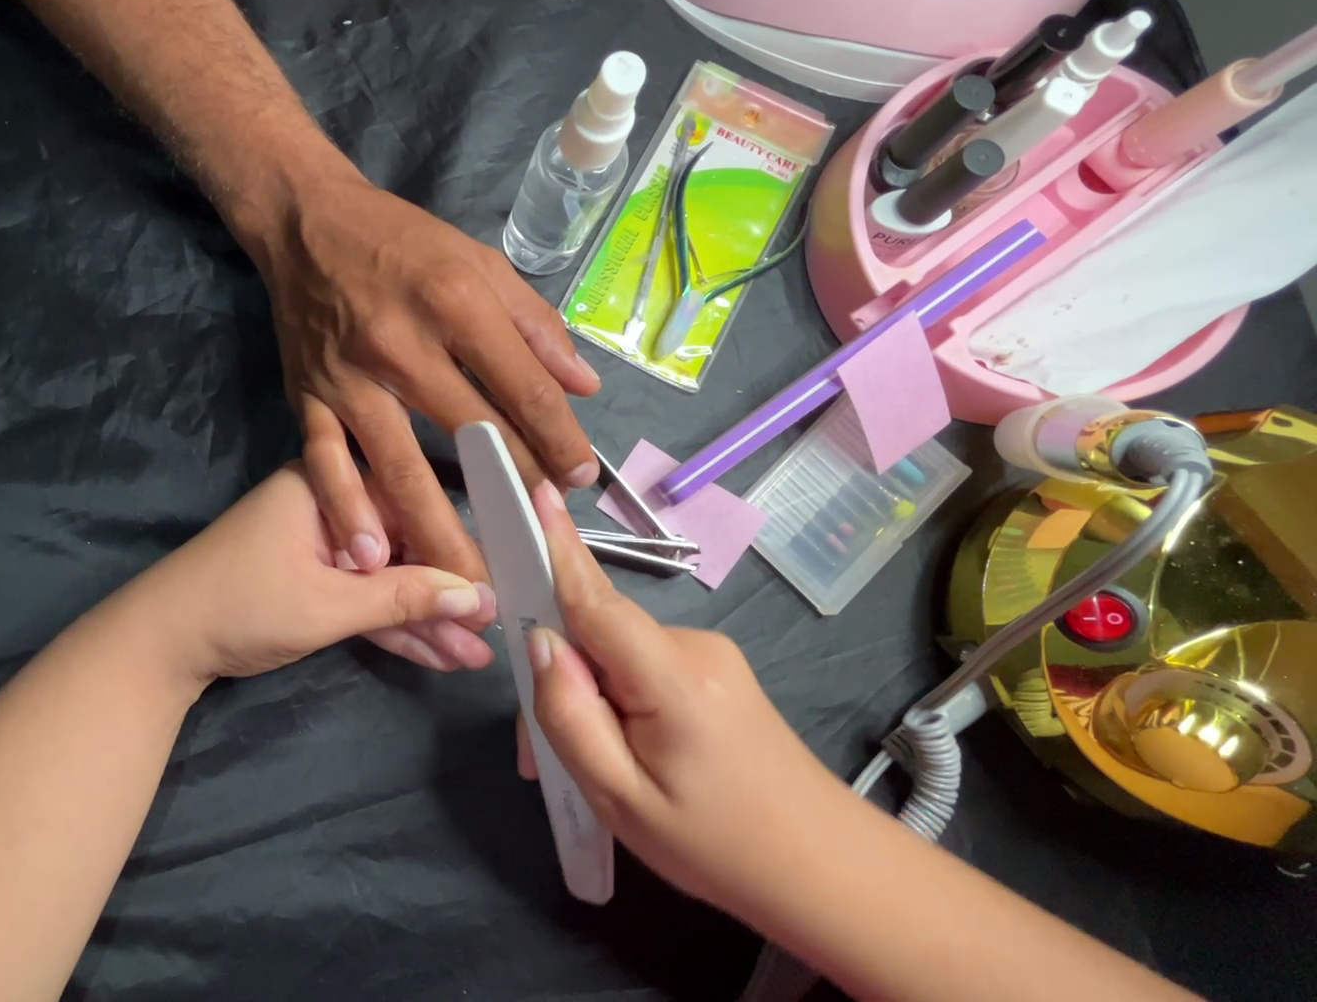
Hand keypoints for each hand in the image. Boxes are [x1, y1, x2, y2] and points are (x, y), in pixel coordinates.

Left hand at [132, 465, 497, 685]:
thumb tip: (479, 598)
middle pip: (404, 547)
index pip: (411, 504)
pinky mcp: (314, 583)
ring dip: (425, 620)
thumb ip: (402, 599)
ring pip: (387, 582)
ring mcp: (323, 548)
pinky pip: (364, 601)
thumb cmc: (241, 603)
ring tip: (476, 657)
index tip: (503, 581)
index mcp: (328, 485)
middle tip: (497, 630)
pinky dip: (394, 629)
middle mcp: (332, 508)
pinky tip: (439, 656)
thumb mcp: (327, 603)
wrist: (161, 644)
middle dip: (446, 596)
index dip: (458, 548)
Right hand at [243, 171, 601, 581]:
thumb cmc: (402, 240)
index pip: (522, 388)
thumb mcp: (479, 260)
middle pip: (471, 436)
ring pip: (401, 467)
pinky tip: (371, 559)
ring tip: (468, 582)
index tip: (580, 477)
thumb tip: (584, 386)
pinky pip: (329, 464)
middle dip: (513, 493)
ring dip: (438, 528)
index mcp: (457, 304)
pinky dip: (348, 511)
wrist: (308, 224)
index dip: (558, 439)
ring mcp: (352, 380)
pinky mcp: (311, 399)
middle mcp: (404, 347)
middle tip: (540, 545)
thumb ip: (535, 325)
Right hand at [516, 480, 853, 914]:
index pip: (598, 599)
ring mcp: (708, 653)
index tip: (536, 490)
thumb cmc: (718, 846)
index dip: (559, 547)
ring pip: (613, 654)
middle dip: (559, 677)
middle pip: (595, 633)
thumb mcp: (620, 797)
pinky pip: (638, 668)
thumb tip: (542, 644)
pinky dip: (614, 700)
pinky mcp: (711, 669)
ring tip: (586, 771)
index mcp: (674, 676)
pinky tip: (620, 753)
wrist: (826, 873)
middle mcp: (693, 646)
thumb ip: (570, 715)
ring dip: (587, 697)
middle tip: (538, 757)